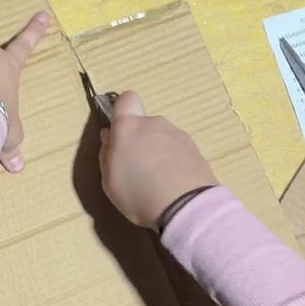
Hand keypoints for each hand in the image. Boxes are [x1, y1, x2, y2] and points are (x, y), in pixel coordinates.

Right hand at [99, 91, 218, 227]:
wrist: (185, 206)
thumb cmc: (137, 191)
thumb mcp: (109, 179)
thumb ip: (107, 153)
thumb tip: (109, 135)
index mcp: (129, 126)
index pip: (126, 99)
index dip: (122, 110)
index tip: (120, 130)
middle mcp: (155, 124)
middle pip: (144, 124)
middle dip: (141, 140)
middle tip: (138, 168)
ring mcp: (178, 135)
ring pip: (163, 138)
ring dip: (159, 153)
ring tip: (159, 182)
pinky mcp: (197, 150)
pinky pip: (179, 152)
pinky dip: (175, 163)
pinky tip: (174, 185)